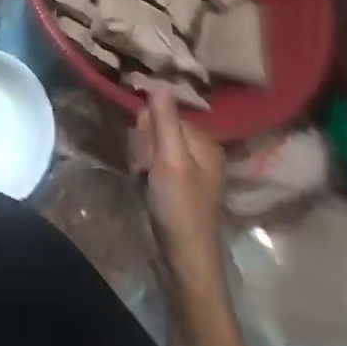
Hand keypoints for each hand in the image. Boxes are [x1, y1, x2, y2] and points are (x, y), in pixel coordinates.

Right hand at [131, 87, 225, 268]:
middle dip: (146, 146)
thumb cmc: (180, 208)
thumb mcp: (171, 160)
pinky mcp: (178, 194)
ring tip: (141, 180)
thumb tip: (160, 82)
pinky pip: (156, 171)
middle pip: (162, 133)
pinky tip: (142, 189)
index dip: (150, 128)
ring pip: (156, 152)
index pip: (169, 116)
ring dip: (143, 162)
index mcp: (205, 144)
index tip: (141, 148)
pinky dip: (146, 177)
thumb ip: (165, 121)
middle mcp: (201, 155)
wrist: (185, 264)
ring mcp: (190, 176)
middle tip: (143, 169)